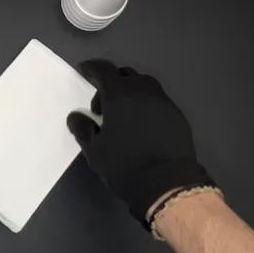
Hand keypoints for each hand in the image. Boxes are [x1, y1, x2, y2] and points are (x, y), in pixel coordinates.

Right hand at [66, 61, 217, 231]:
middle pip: (125, 75)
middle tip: (104, 106)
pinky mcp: (177, 115)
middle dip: (112, 83)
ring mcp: (164, 102)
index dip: (91, 68)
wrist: (167, 184)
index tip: (84, 71)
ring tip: (124, 116)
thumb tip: (76, 116)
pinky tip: (143, 126)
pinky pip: (158, 101)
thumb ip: (83, 129)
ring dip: (132, 93)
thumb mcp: (95, 151)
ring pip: (145, 86)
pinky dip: (147, 106)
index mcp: (119, 94)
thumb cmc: (124, 165)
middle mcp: (143, 91)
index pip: (103, 69)